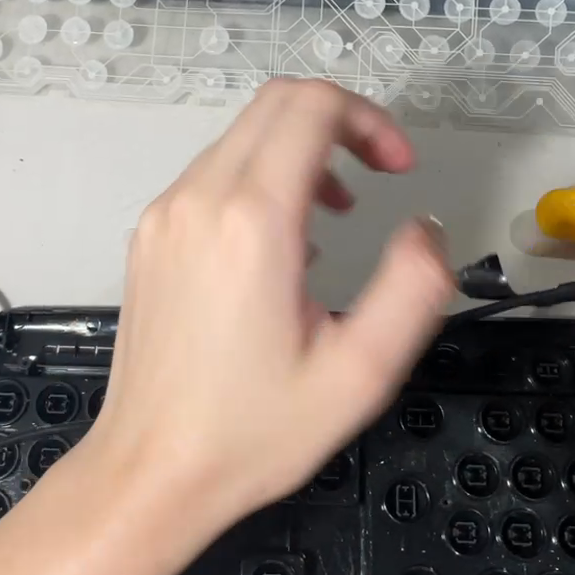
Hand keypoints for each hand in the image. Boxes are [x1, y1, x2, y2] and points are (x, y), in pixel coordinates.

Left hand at [90, 80, 452, 529]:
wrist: (152, 471)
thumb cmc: (250, 432)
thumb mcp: (360, 372)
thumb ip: (413, 287)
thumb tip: (424, 231)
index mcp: (252, 222)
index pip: (312, 106)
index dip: (370, 120)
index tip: (397, 168)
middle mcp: (198, 201)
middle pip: (275, 103)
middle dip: (339, 122)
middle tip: (376, 172)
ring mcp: (164, 216)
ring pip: (241, 136)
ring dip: (299, 153)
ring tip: (332, 216)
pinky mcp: (149, 237)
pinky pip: (211, 175)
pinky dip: (257, 180)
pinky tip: (280, 246)